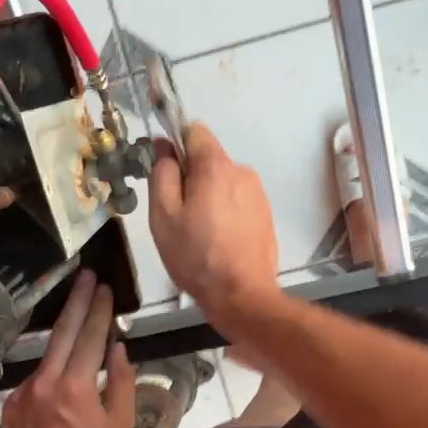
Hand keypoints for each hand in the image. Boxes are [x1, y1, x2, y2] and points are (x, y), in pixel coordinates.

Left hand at [0, 270, 135, 427]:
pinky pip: (38, 378)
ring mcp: (24, 391)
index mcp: (76, 387)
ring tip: (80, 321)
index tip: (105, 287)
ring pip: (49, 356)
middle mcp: (45, 382)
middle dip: (76, 302)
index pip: (89, 337)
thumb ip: (121, 382)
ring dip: (65, 339)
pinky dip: (54, 373)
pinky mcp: (12, 402)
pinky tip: (64, 384)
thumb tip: (118, 349)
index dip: (99, 310)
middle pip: (62, 332)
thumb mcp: (120, 424)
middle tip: (86, 276)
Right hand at [149, 123, 279, 317]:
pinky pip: (238, 203)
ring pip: (224, 183)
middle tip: (179, 214)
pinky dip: (226, 214)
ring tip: (200, 233)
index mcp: (216, 166)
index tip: (165, 171)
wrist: (242, 296)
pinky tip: (219, 242)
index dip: (175, 144)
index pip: (194, 130)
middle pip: (209, 160)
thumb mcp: (163, 215)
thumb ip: (162, 173)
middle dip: (191, 178)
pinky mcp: (266, 216)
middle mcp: (242, 171)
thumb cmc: (196, 256)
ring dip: (209, 198)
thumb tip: (164, 147)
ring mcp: (258, 194)